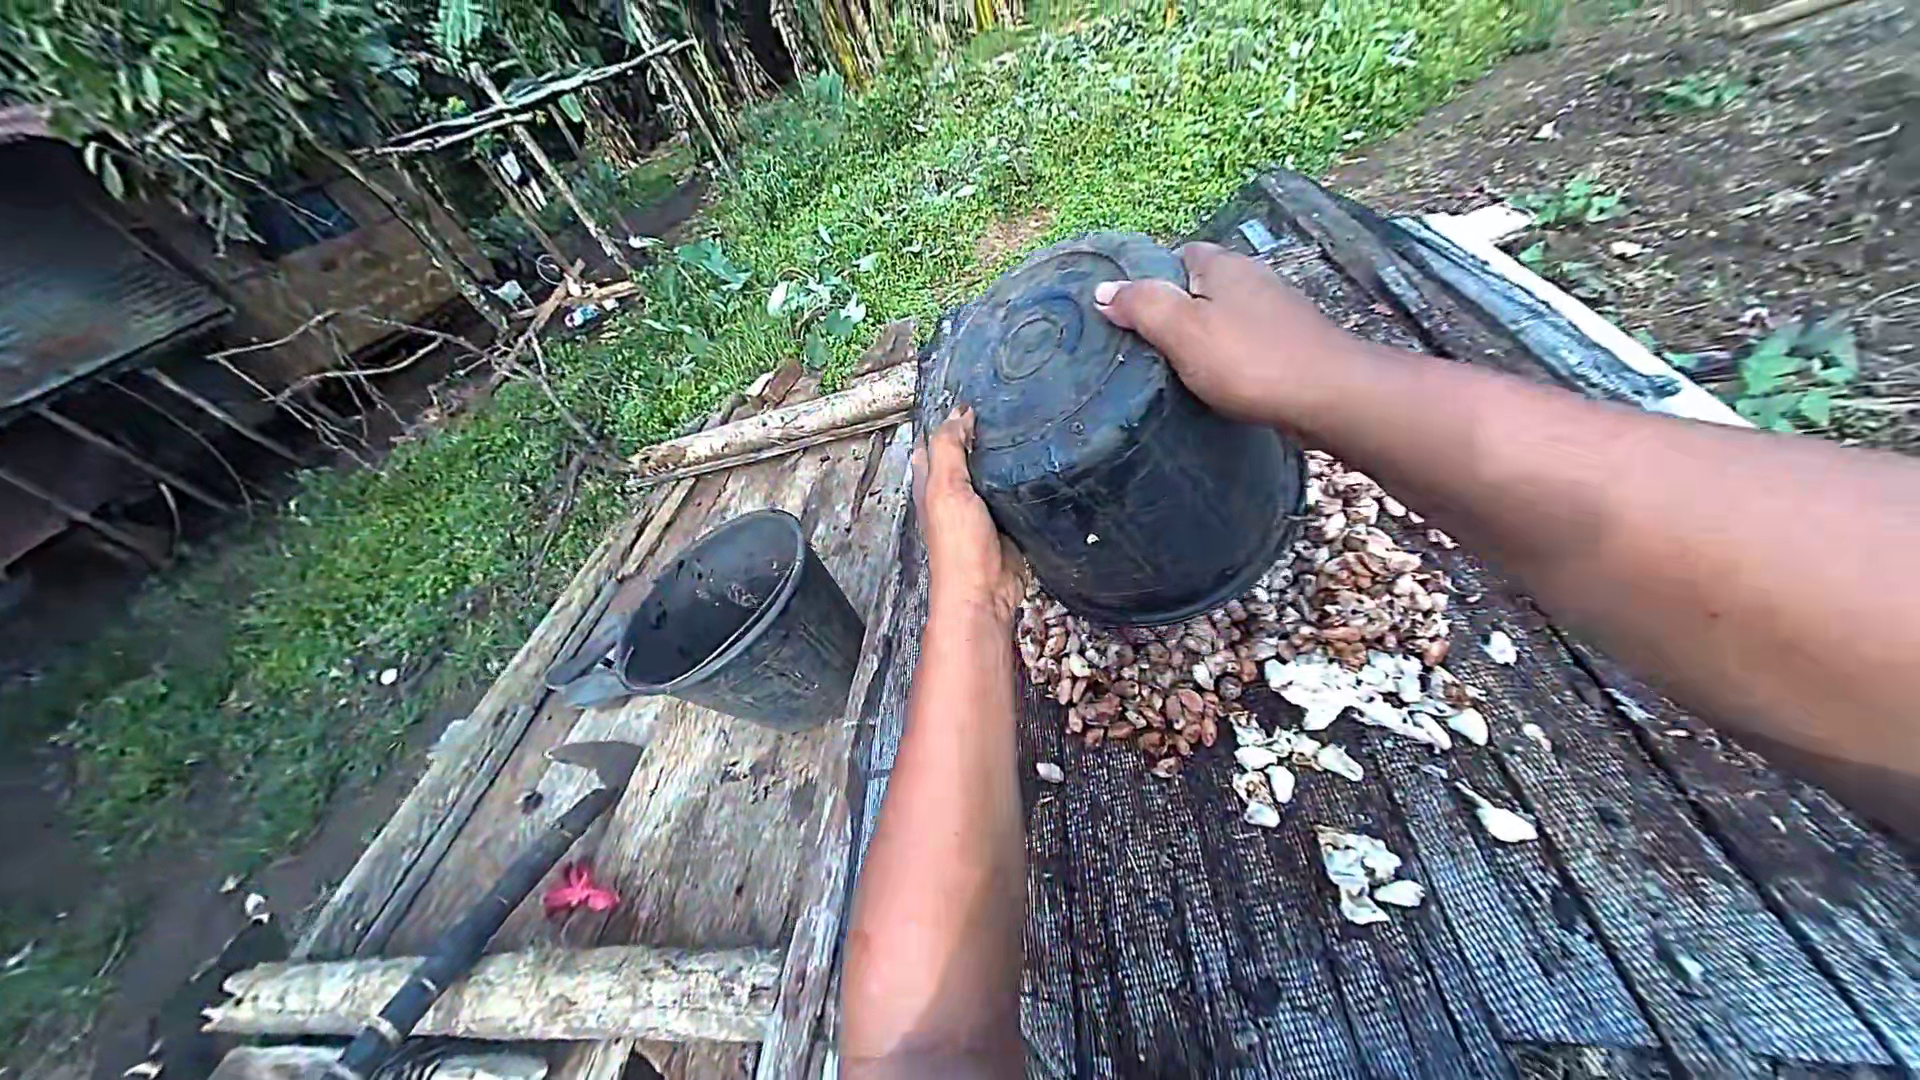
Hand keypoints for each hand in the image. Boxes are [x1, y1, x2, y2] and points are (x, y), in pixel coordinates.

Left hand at [912, 405, 1024, 623]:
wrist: (986, 591)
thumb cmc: (959, 544)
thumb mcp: (945, 489)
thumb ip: (949, 449)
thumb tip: (959, 413)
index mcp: (932, 482)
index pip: (937, 441)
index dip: (951, 418)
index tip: (976, 394)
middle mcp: (955, 492)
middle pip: (968, 453)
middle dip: (983, 431)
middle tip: (1010, 404)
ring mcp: (983, 506)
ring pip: (994, 470)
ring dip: (1006, 453)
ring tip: (1031, 422)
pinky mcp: (1008, 519)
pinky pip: (1016, 491)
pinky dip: (1025, 476)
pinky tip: (1042, 460)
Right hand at [1093, 242, 1348, 424]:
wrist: (1328, 396)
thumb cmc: (1249, 360)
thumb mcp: (1183, 330)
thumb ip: (1142, 306)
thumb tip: (1102, 290)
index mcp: (1223, 266)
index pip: (1177, 255)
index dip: (1150, 280)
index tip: (1130, 314)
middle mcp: (1251, 278)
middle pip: (1199, 286)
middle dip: (1173, 309)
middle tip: (1145, 346)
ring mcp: (1274, 311)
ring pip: (1222, 314)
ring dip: (1200, 335)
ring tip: (1174, 367)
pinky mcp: (1287, 342)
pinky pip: (1241, 340)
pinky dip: (1224, 354)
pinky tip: (1215, 379)